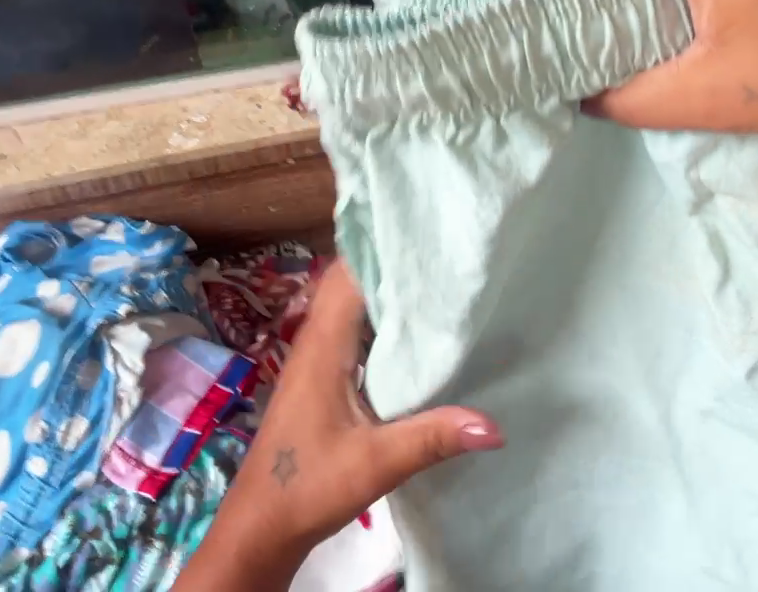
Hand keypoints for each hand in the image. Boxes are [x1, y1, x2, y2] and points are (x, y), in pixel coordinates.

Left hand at [177, 263, 501, 588]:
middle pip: (352, 277)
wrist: (261, 525)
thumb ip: (432, 437)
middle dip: (393, 260)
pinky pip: (354, 324)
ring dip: (387, 287)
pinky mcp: (323, 371)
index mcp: (324, 342)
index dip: (383, 246)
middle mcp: (317, 337)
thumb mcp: (375, 463)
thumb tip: (496, 427)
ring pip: (353, 300)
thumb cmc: (308, 485)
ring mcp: (318, 353)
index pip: (350, 270)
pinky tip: (416, 324)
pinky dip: (381, 314)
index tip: (427, 232)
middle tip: (444, 247)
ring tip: (438, 274)